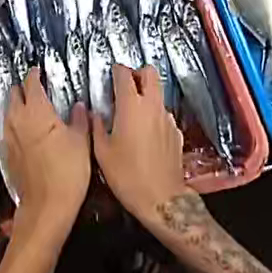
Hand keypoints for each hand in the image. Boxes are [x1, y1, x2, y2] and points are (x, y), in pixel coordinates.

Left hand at [2, 68, 90, 244]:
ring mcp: (9, 135)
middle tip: (37, 90)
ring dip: (19, 106)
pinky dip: (16, 125)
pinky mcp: (7, 152)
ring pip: (9, 111)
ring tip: (34, 109)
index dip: (35, 75)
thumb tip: (78, 107)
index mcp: (36, 110)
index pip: (31, 82)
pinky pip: (9, 129)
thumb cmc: (67, 172)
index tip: (40, 72)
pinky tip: (29, 132)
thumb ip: (79, 120)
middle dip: (24, 89)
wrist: (47, 206)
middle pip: (15, 93)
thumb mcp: (81, 142)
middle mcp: (17, 119)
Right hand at [92, 64, 190, 228]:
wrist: (162, 201)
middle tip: (125, 86)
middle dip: (137, 74)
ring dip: (146, 96)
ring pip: (158, 94)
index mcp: (131, 106)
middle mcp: (152, 106)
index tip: (109, 76)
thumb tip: (94, 114)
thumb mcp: (101, 151)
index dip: (116, 71)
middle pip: (150, 73)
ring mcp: (167, 119)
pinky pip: (164, 115)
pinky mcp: (177, 133)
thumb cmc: (127, 175)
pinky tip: (145, 135)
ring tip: (132, 115)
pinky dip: (154, 116)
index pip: (124, 73)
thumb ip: (96, 126)